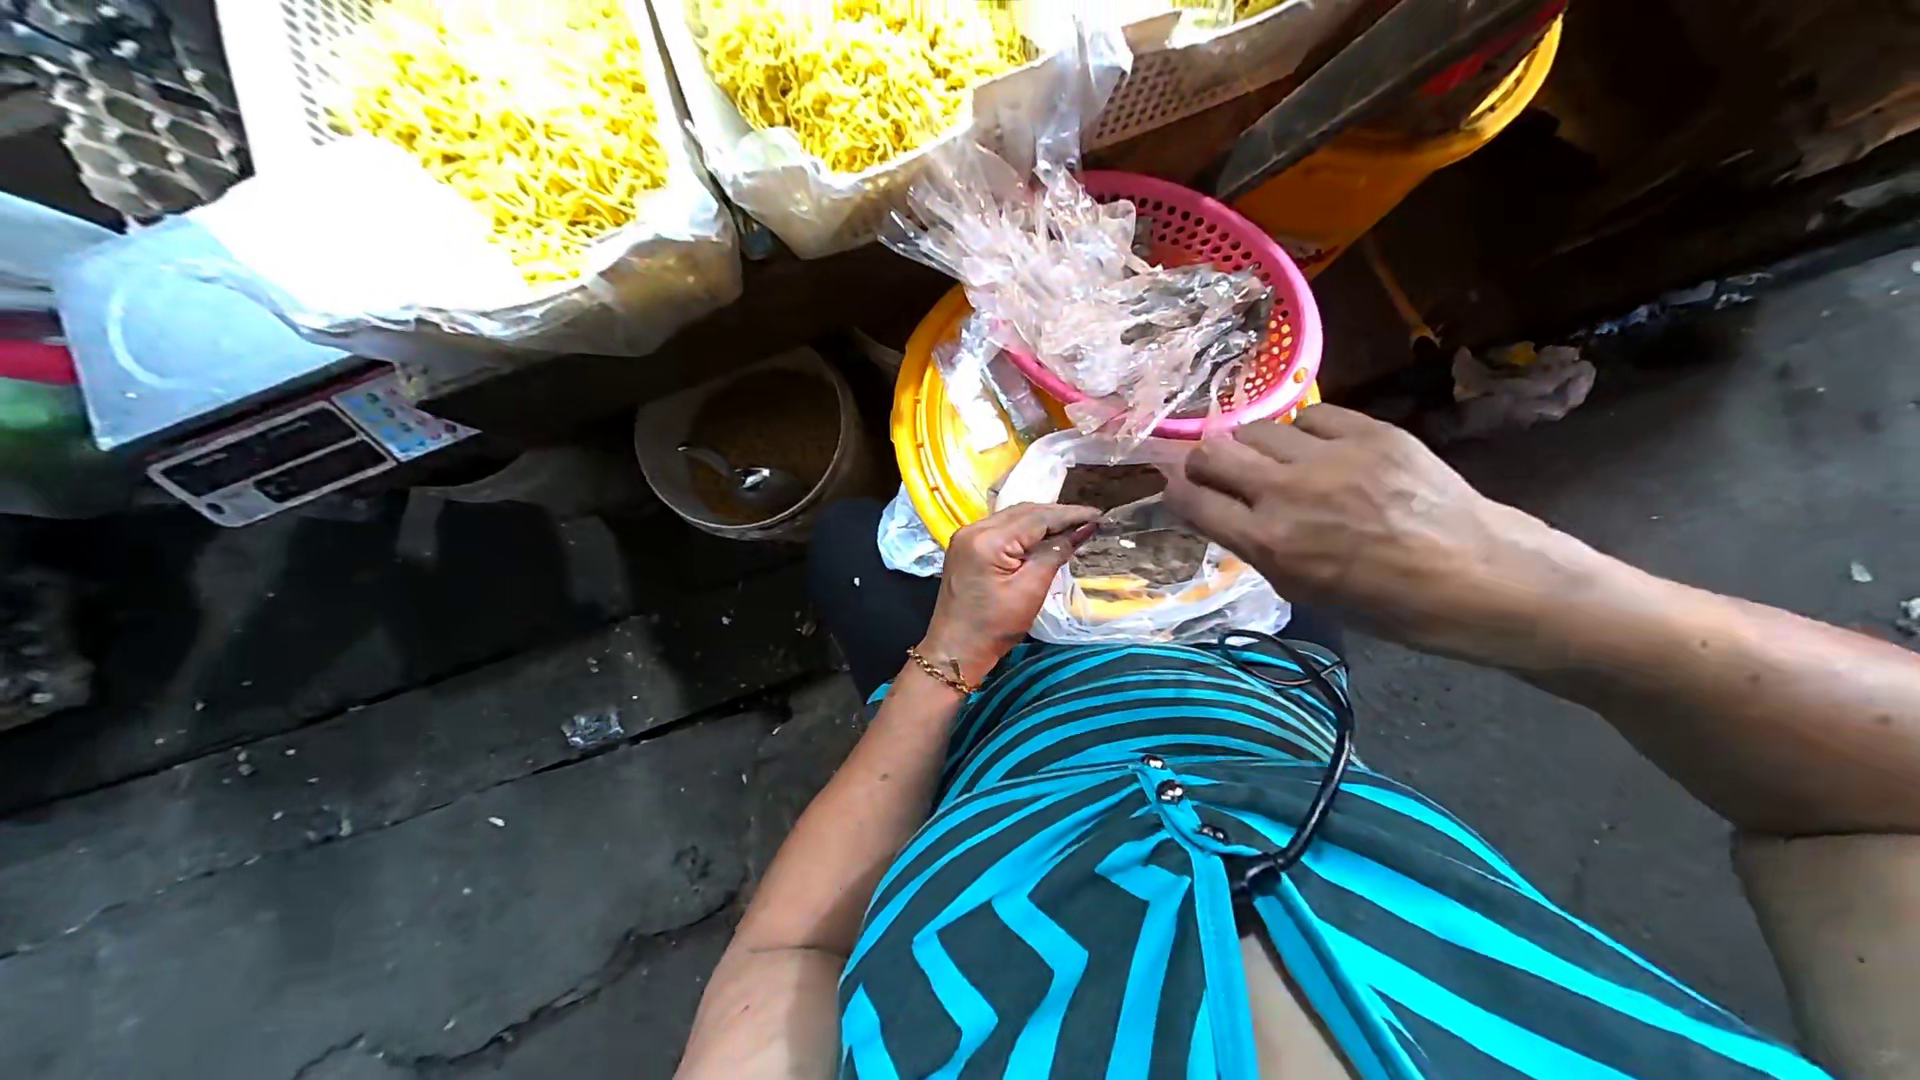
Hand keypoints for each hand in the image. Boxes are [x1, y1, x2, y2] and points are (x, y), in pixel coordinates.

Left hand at [919, 503, 1101, 684]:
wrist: (956, 649)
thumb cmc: (994, 627)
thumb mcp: (1031, 590)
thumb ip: (1055, 554)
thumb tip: (1083, 530)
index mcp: (987, 540)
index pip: (1036, 517)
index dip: (1070, 515)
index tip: (1098, 515)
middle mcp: (973, 529)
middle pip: (1023, 511)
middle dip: (1058, 514)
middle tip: (1089, 519)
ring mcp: (967, 536)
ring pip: (1013, 517)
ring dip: (1042, 520)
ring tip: (1073, 525)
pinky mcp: (967, 545)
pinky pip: (1002, 527)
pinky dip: (1025, 529)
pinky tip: (1045, 535)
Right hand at [1164, 404, 1587, 659]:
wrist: (1483, 579)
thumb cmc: (1387, 605)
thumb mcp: (1303, 590)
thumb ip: (1256, 546)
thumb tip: (1224, 512)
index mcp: (1268, 543)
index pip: (1191, 500)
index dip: (1175, 493)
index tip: (1179, 491)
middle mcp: (1286, 494)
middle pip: (1210, 453)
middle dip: (1202, 463)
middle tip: (1217, 472)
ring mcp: (1330, 457)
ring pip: (1254, 428)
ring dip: (1251, 447)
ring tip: (1273, 461)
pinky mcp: (1371, 432)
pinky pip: (1309, 415)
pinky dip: (1300, 432)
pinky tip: (1317, 449)